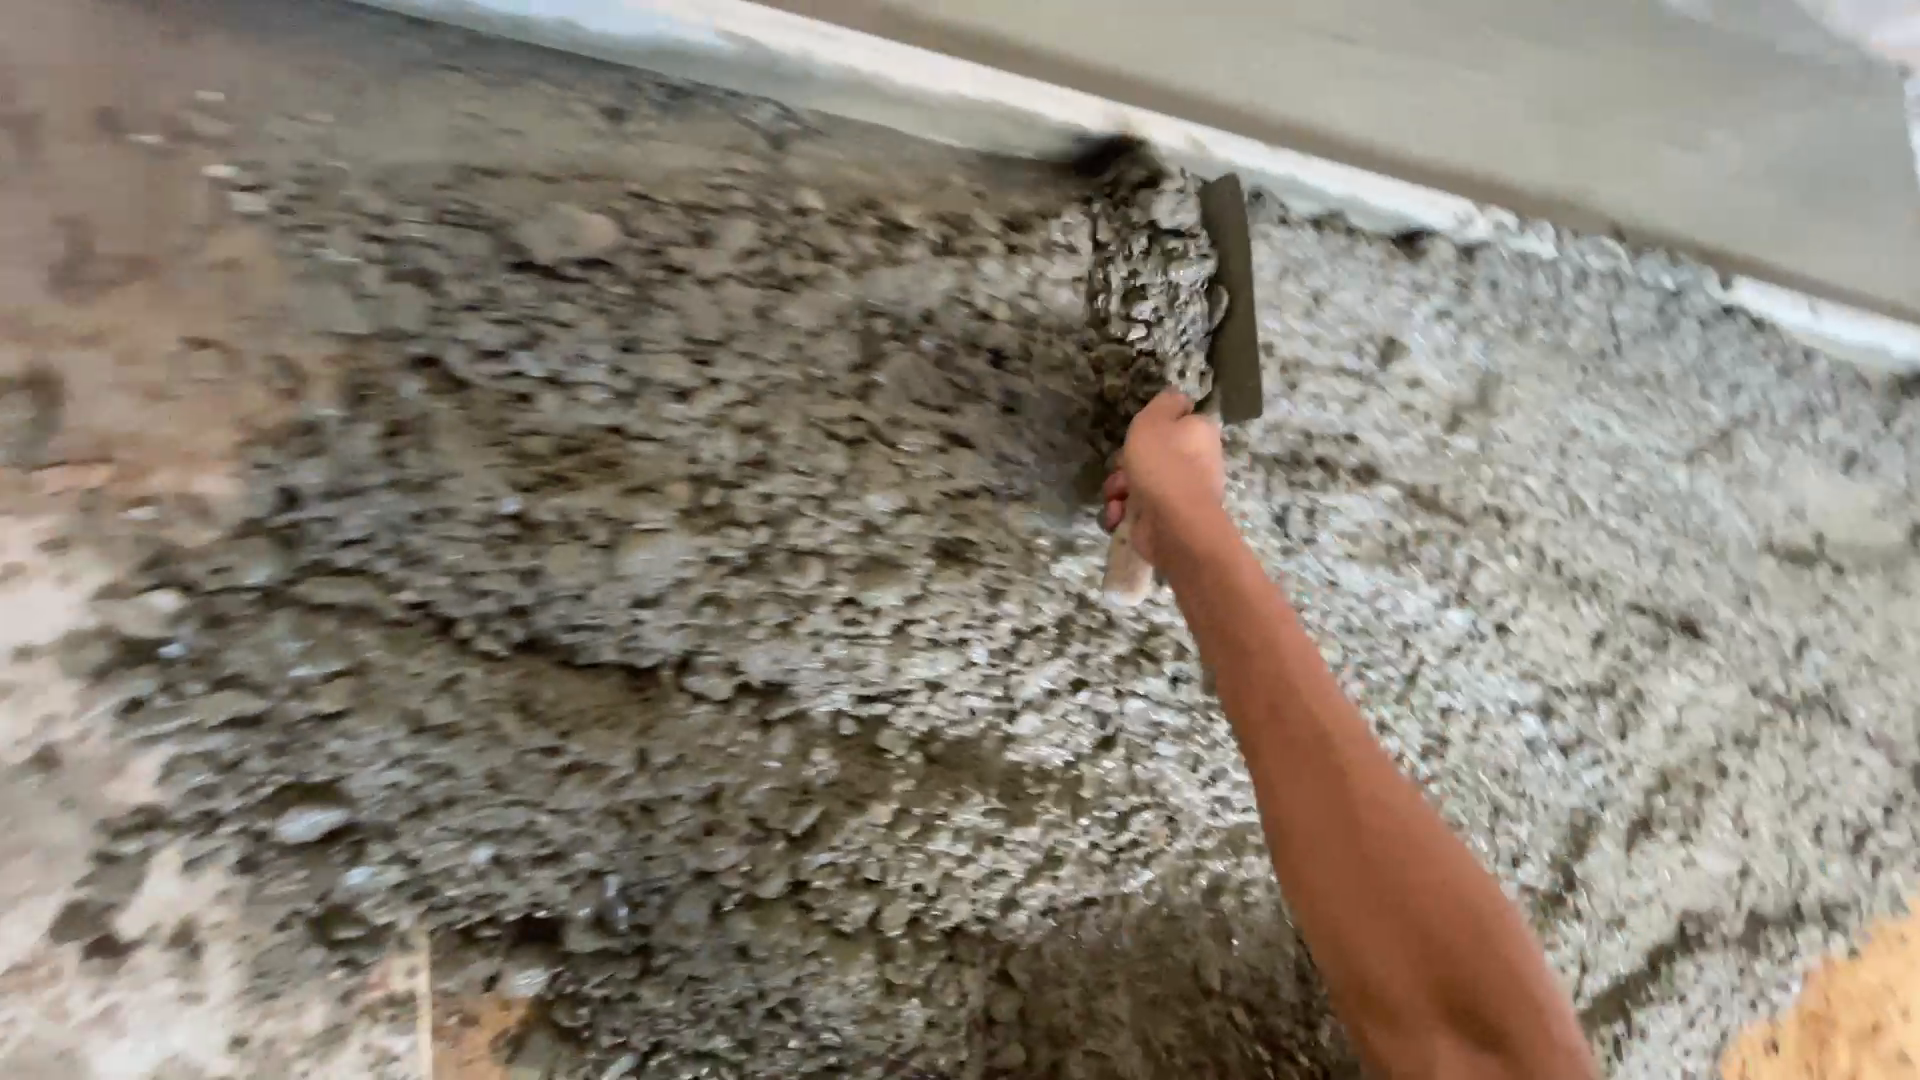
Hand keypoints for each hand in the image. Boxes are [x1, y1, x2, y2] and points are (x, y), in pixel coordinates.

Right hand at [1101, 389, 1225, 566]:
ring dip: (1118, 489)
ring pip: (1138, 484)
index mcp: (1198, 434)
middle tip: (1121, 468)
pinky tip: (1119, 515)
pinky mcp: (1165, 520)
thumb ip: (1165, 402)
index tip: (1137, 436)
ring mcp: (1180, 494)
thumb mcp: (1156, 418)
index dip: (1152, 429)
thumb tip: (1179, 400)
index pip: (1177, 424)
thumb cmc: (1163, 463)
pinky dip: (1122, 512)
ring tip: (1117, 496)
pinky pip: (1136, 510)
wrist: (1172, 523)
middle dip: (1125, 464)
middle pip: (1151, 456)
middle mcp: (1195, 463)